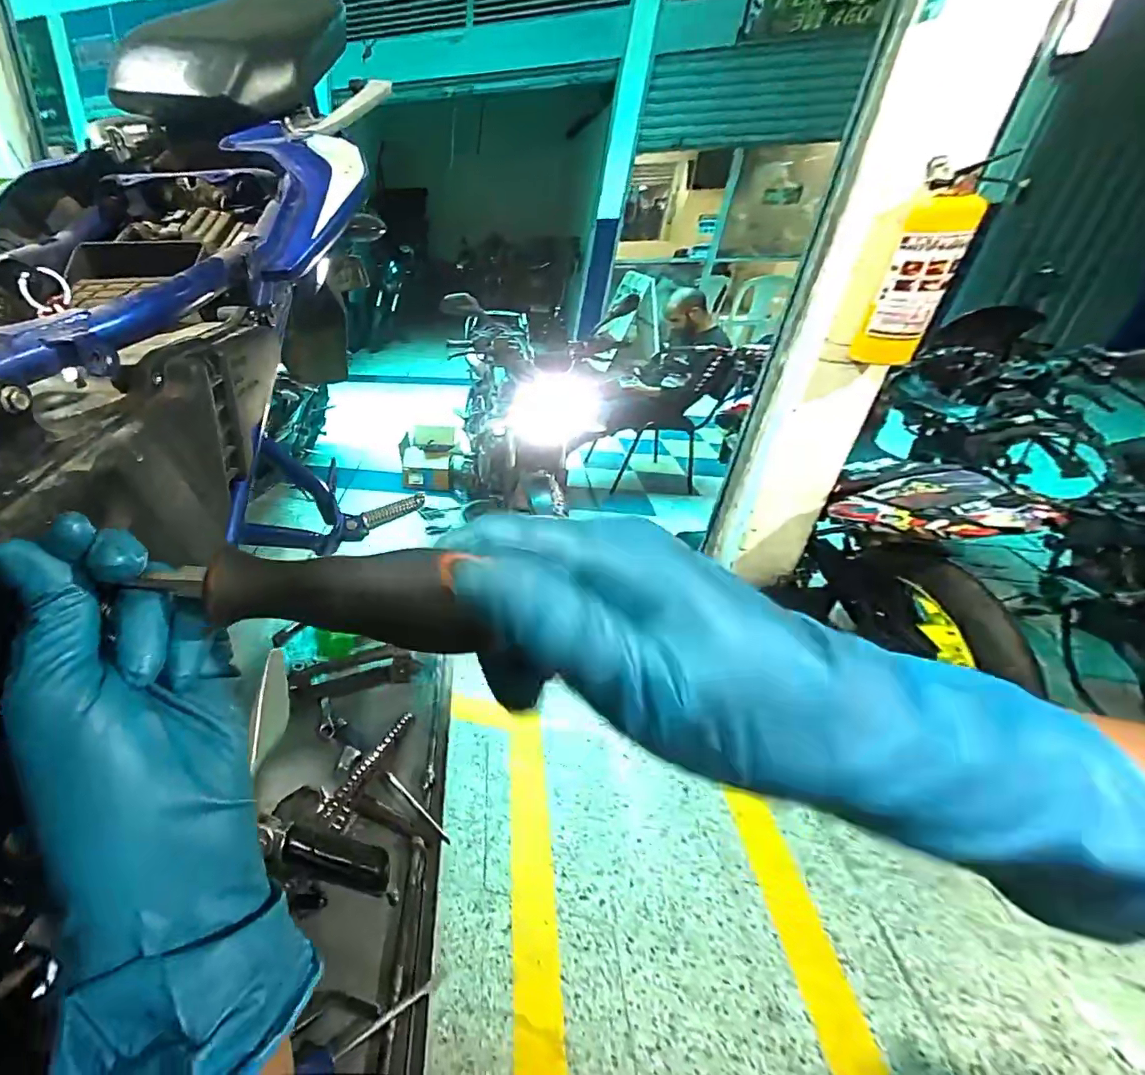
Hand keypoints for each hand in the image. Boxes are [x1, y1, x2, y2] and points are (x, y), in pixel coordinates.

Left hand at [0, 514, 317, 1069]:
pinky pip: (197, 618)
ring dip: (142, 625)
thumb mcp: (50, 687)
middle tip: (118, 570)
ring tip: (142, 679)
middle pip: (110, 572)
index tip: (77, 533)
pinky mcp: (206, 668)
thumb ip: (48, 609)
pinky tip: (178, 658)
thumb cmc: (87, 773)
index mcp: (51, 653)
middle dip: (111, 565)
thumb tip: (11, 549)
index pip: (57, 578)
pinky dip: (187, 627)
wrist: (171, 856)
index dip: (66, 549)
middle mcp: (100, 648)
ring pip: (154, 592)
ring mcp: (157, 657)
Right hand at [442, 515, 1144, 939]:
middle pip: (501, 558)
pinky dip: (538, 637)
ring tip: (522, 694)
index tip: (420, 627)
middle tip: (489, 678)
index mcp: (601, 552)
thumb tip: (459, 569)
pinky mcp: (633, 593)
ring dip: (507, 633)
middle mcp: (605, 544)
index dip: (442, 573)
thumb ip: (542, 617)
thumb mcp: (628, 674)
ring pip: (524, 583)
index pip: (487, 537)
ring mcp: (621, 567)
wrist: (852, 735)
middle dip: (476, 613)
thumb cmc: (737, 711)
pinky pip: (557, 601)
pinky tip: (552, 678)